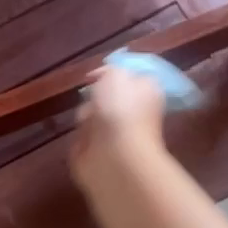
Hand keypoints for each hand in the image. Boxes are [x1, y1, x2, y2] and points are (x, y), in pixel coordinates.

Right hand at [70, 65, 167, 186]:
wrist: (115, 157)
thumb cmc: (121, 111)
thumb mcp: (116, 75)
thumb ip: (109, 71)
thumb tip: (100, 78)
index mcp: (147, 91)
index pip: (130, 76)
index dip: (111, 73)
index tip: (96, 76)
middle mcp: (135, 112)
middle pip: (106, 96)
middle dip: (94, 96)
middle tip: (92, 98)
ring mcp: (118, 134)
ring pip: (92, 115)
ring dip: (85, 115)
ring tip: (88, 122)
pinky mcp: (101, 151)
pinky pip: (84, 136)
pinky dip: (81, 136)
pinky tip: (85, 139)